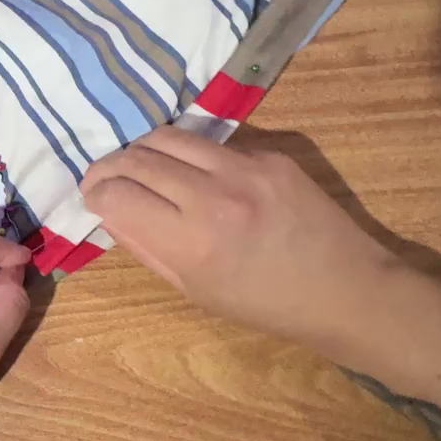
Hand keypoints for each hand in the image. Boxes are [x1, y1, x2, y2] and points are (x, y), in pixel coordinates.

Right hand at [79, 126, 399, 343]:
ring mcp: (244, 168)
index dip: (94, 194)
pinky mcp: (269, 154)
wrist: (348, 291)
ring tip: (136, 167)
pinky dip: (184, 154)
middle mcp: (213, 195)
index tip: (92, 200)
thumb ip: (143, 245)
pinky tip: (187, 173)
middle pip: (134, 159)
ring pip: (165, 137)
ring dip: (139, 151)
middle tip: (102, 181)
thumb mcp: (191, 288)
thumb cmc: (263, 304)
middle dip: (106, 168)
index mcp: (191, 240)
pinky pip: (207, 143)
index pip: (116, 195)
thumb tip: (108, 210)